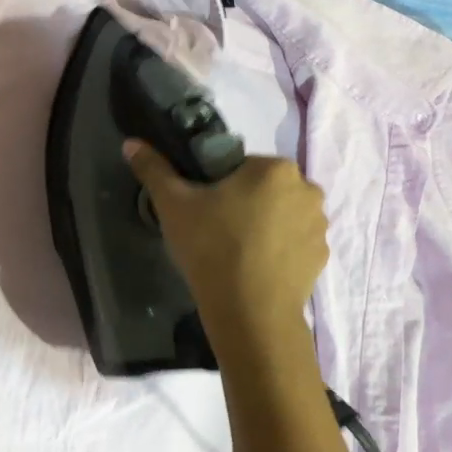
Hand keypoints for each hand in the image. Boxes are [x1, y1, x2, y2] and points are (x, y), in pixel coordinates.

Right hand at [124, 141, 327, 369]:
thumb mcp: (172, 204)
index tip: (198, 203)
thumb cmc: (211, 245)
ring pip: (279, 213)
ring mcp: (319, 224)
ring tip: (230, 249)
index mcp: (274, 168)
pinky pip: (292, 240)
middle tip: (209, 225)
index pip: (239, 164)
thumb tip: (131, 143)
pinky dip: (274, 247)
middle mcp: (307, 189)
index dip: (214, 182)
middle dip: (240, 200)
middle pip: (262, 187)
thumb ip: (153, 169)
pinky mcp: (321, 255)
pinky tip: (249, 265)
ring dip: (259, 222)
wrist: (249, 309)